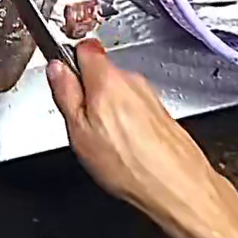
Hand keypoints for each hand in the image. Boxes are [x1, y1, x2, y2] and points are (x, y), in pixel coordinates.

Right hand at [47, 41, 237, 237]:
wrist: (180, 190)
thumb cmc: (130, 165)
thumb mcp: (78, 130)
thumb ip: (64, 93)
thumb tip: (56, 68)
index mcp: (106, 78)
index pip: (84, 47)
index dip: (70, 60)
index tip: (64, 78)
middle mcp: (131, 80)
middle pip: (100, 72)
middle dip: (88, 91)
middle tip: (82, 121)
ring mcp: (149, 97)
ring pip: (117, 91)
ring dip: (108, 108)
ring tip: (104, 140)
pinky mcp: (162, 114)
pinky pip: (134, 108)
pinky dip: (127, 121)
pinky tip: (125, 147)